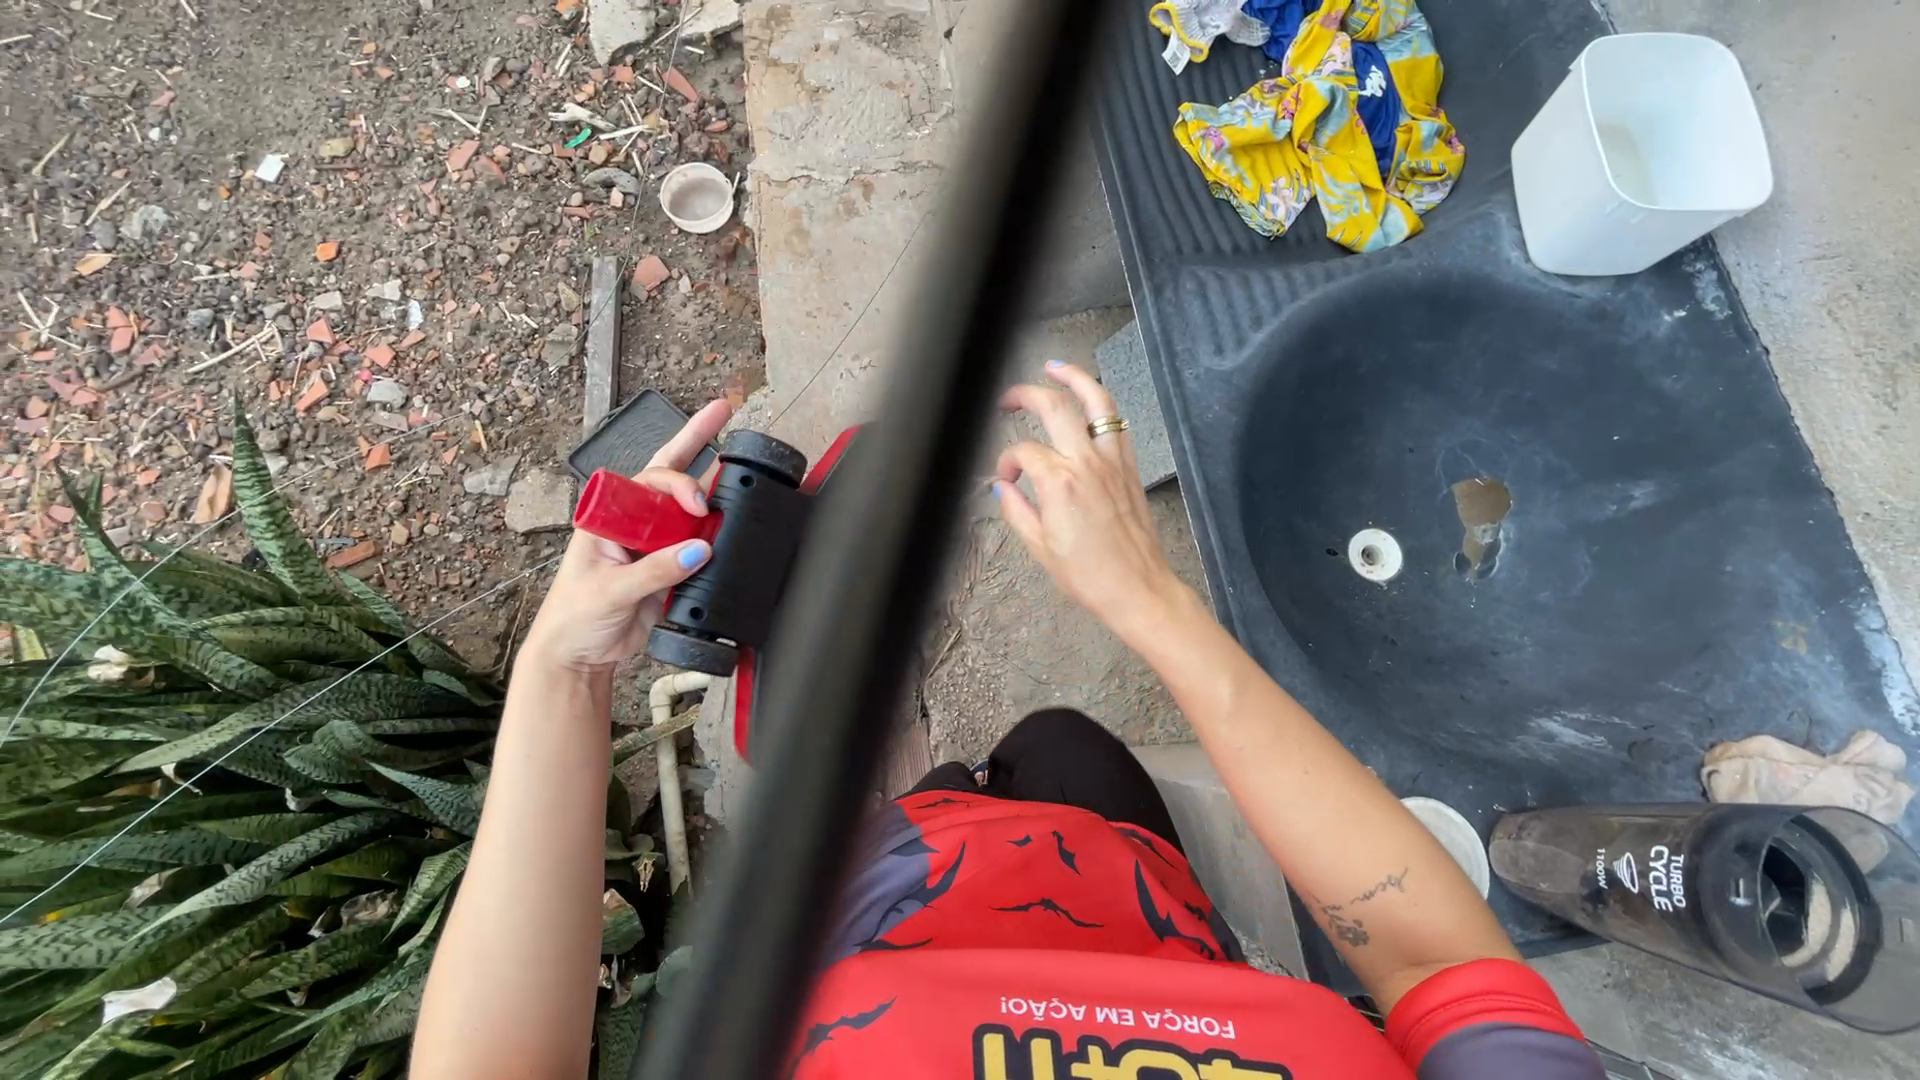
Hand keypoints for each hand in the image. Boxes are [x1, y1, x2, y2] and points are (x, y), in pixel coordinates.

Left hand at [521, 400, 731, 674]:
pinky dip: (721, 533)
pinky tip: (737, 518)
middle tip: (722, 411)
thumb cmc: (574, 616)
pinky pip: (701, 544)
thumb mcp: (609, 589)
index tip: (698, 506)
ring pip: (692, 508)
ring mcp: (656, 544)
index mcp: (609, 517)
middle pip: (670, 473)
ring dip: (716, 488)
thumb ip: (653, 571)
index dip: (679, 484)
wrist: (579, 656)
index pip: (649, 480)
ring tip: (744, 464)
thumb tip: (698, 551)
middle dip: (697, 440)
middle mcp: (635, 523)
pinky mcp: (671, 570)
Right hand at [995, 362, 1195, 640]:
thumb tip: (1005, 487)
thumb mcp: (1040, 548)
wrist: (1138, 588)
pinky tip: (1090, 404)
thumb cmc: (1089, 575)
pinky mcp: (1130, 467)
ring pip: (1097, 402)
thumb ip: (1017, 510)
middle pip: (1055, 407)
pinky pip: (1116, 424)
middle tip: (1010, 398)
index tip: (1006, 477)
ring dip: (1075, 378)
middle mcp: (1087, 462)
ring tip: (1055, 368)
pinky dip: (1102, 407)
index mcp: (1059, 483)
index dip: (1007, 460)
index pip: (1023, 452)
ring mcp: (1113, 461)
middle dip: (1027, 394)